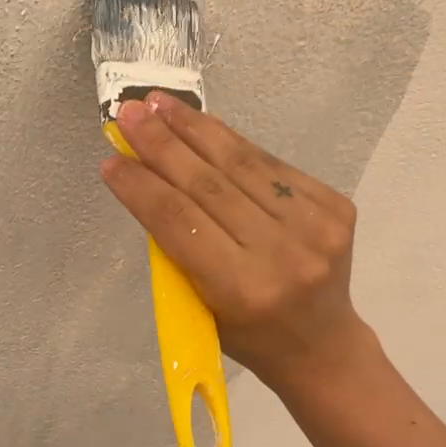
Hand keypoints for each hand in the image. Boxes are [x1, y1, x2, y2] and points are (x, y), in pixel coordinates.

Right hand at [99, 93, 372, 393]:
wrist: (320, 344)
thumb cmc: (244, 333)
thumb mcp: (197, 304)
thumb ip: (178, 245)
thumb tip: (146, 178)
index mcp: (243, 289)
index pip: (180, 222)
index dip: (142, 186)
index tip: (110, 160)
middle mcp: (284, 254)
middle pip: (208, 185)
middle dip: (162, 144)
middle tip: (129, 112)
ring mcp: (316, 226)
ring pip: (241, 164)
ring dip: (193, 128)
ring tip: (159, 103)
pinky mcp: (335, 205)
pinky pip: (270, 164)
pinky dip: (230, 142)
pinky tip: (200, 125)